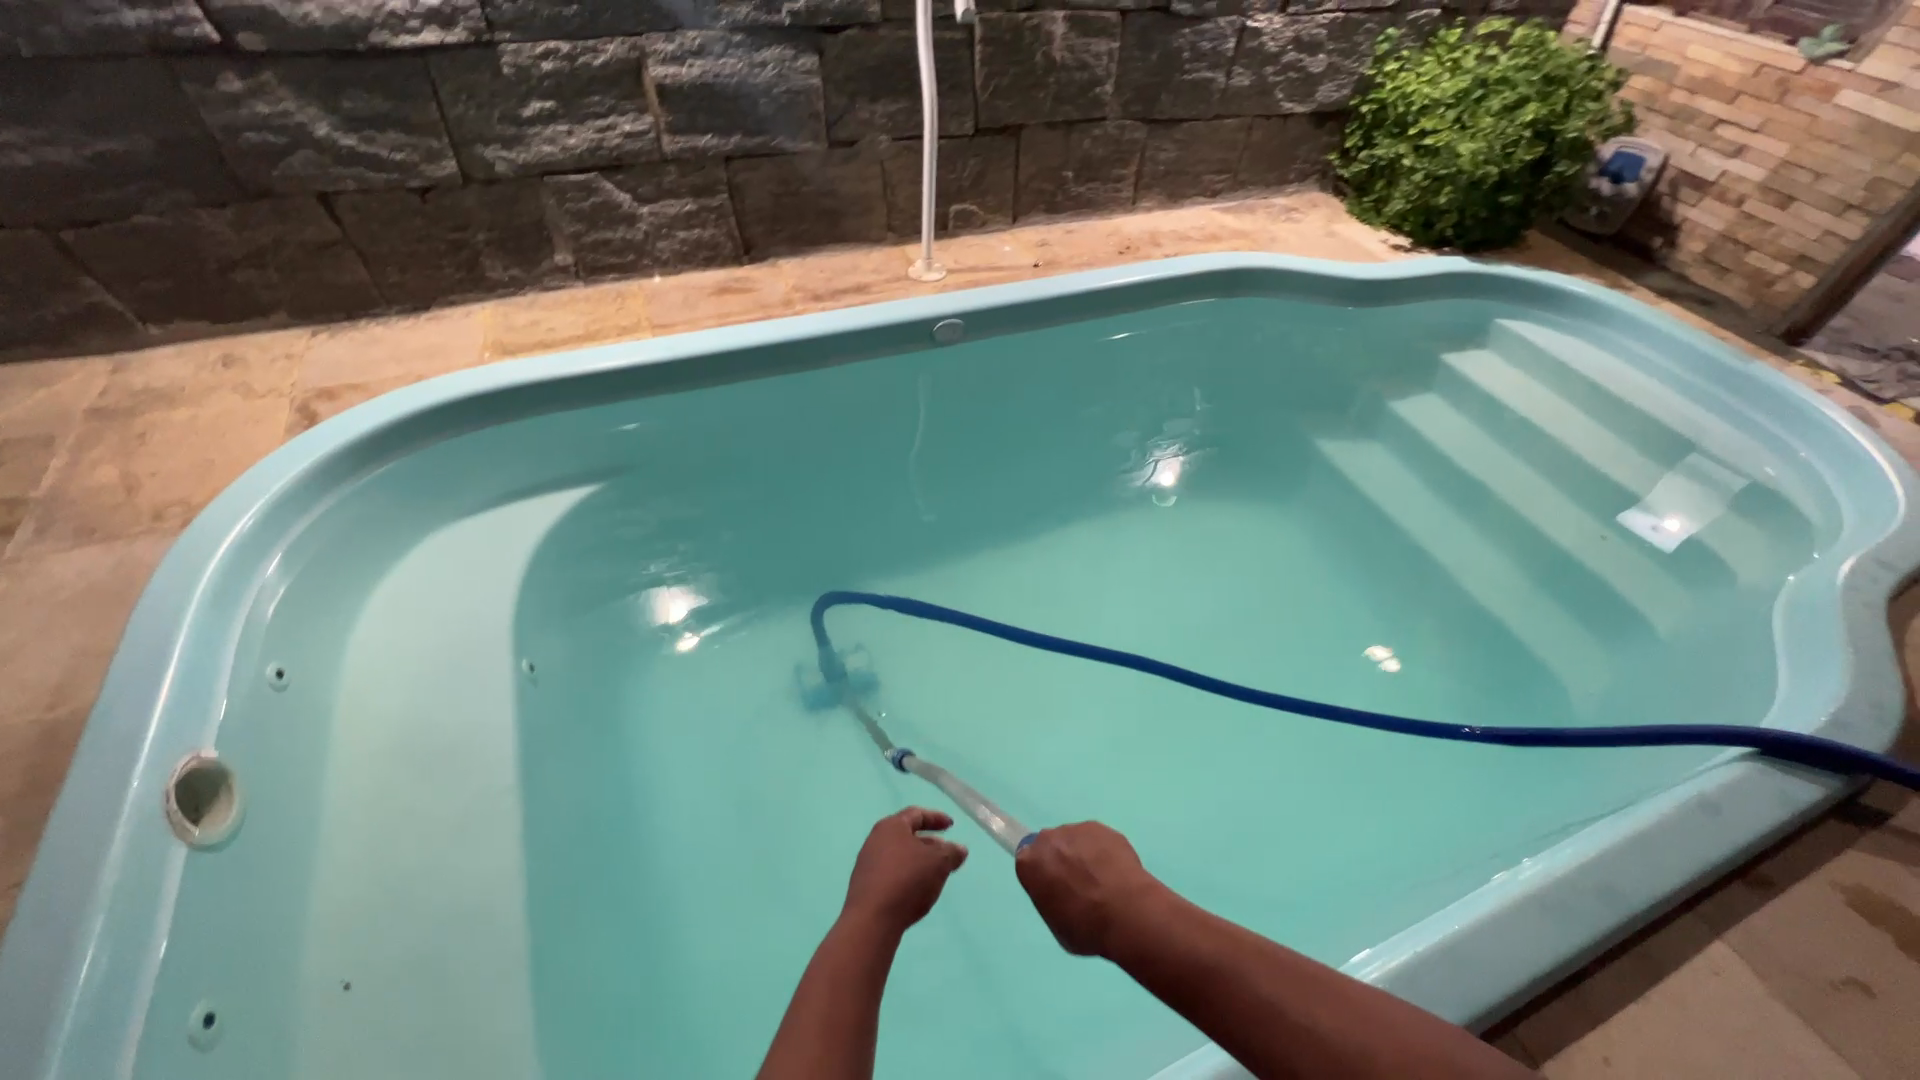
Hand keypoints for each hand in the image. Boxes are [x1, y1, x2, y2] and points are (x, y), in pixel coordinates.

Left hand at [843, 807, 968, 934]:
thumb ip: (951, 853)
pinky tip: (917, 890)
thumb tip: (959, 849)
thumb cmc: (907, 880)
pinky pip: (891, 873)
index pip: (916, 814)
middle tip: (946, 852)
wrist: (871, 919)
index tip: (951, 825)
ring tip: (935, 874)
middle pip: (906, 835)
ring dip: (919, 861)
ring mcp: (868, 863)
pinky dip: (907, 875)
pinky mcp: (866, 885)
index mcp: (891, 826)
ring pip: (899, 855)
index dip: (936, 818)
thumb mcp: (938, 863)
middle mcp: (875, 840)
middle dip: (929, 842)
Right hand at [1015, 822, 1170, 957]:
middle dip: (1061, 859)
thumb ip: (1051, 898)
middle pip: (1050, 846)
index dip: (1043, 875)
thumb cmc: (1085, 928)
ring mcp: (1076, 830)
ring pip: (1075, 840)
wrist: (1125, 913)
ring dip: (1083, 855)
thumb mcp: (1055, 922)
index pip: (1029, 862)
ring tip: (1103, 879)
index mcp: (1029, 864)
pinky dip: (1104, 851)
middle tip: (1079, 883)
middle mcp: (1048, 840)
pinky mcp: (1101, 828)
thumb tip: (1062, 893)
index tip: (1055, 887)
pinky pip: (1098, 839)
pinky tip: (1117, 872)